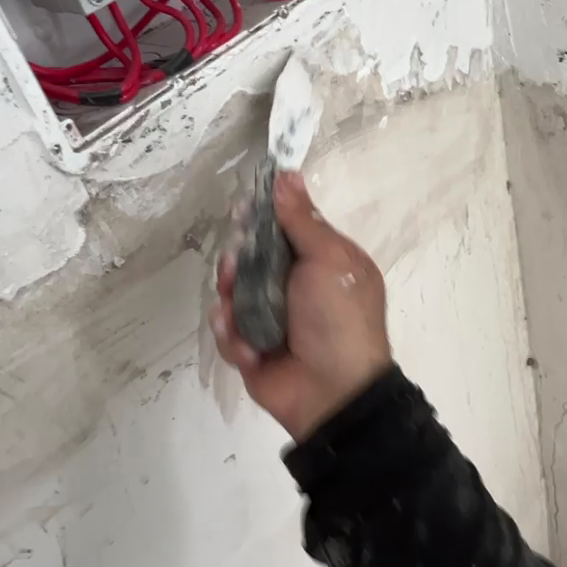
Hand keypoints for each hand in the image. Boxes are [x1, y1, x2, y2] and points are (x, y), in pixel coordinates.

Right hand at [211, 172, 391, 440]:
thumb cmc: (338, 318)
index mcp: (322, 262)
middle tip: (235, 264)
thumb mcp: (329, 259)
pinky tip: (250, 348)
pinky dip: (235, 338)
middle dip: (238, 260)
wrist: (332, 392)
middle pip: (250, 258)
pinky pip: (229, 332)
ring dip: (232, 299)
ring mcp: (272, 319)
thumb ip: (303, 220)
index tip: (243, 210)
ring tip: (237, 310)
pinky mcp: (252, 349)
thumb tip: (288, 174)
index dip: (262, 219)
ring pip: (233, 294)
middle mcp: (295, 287)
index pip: (284, 229)